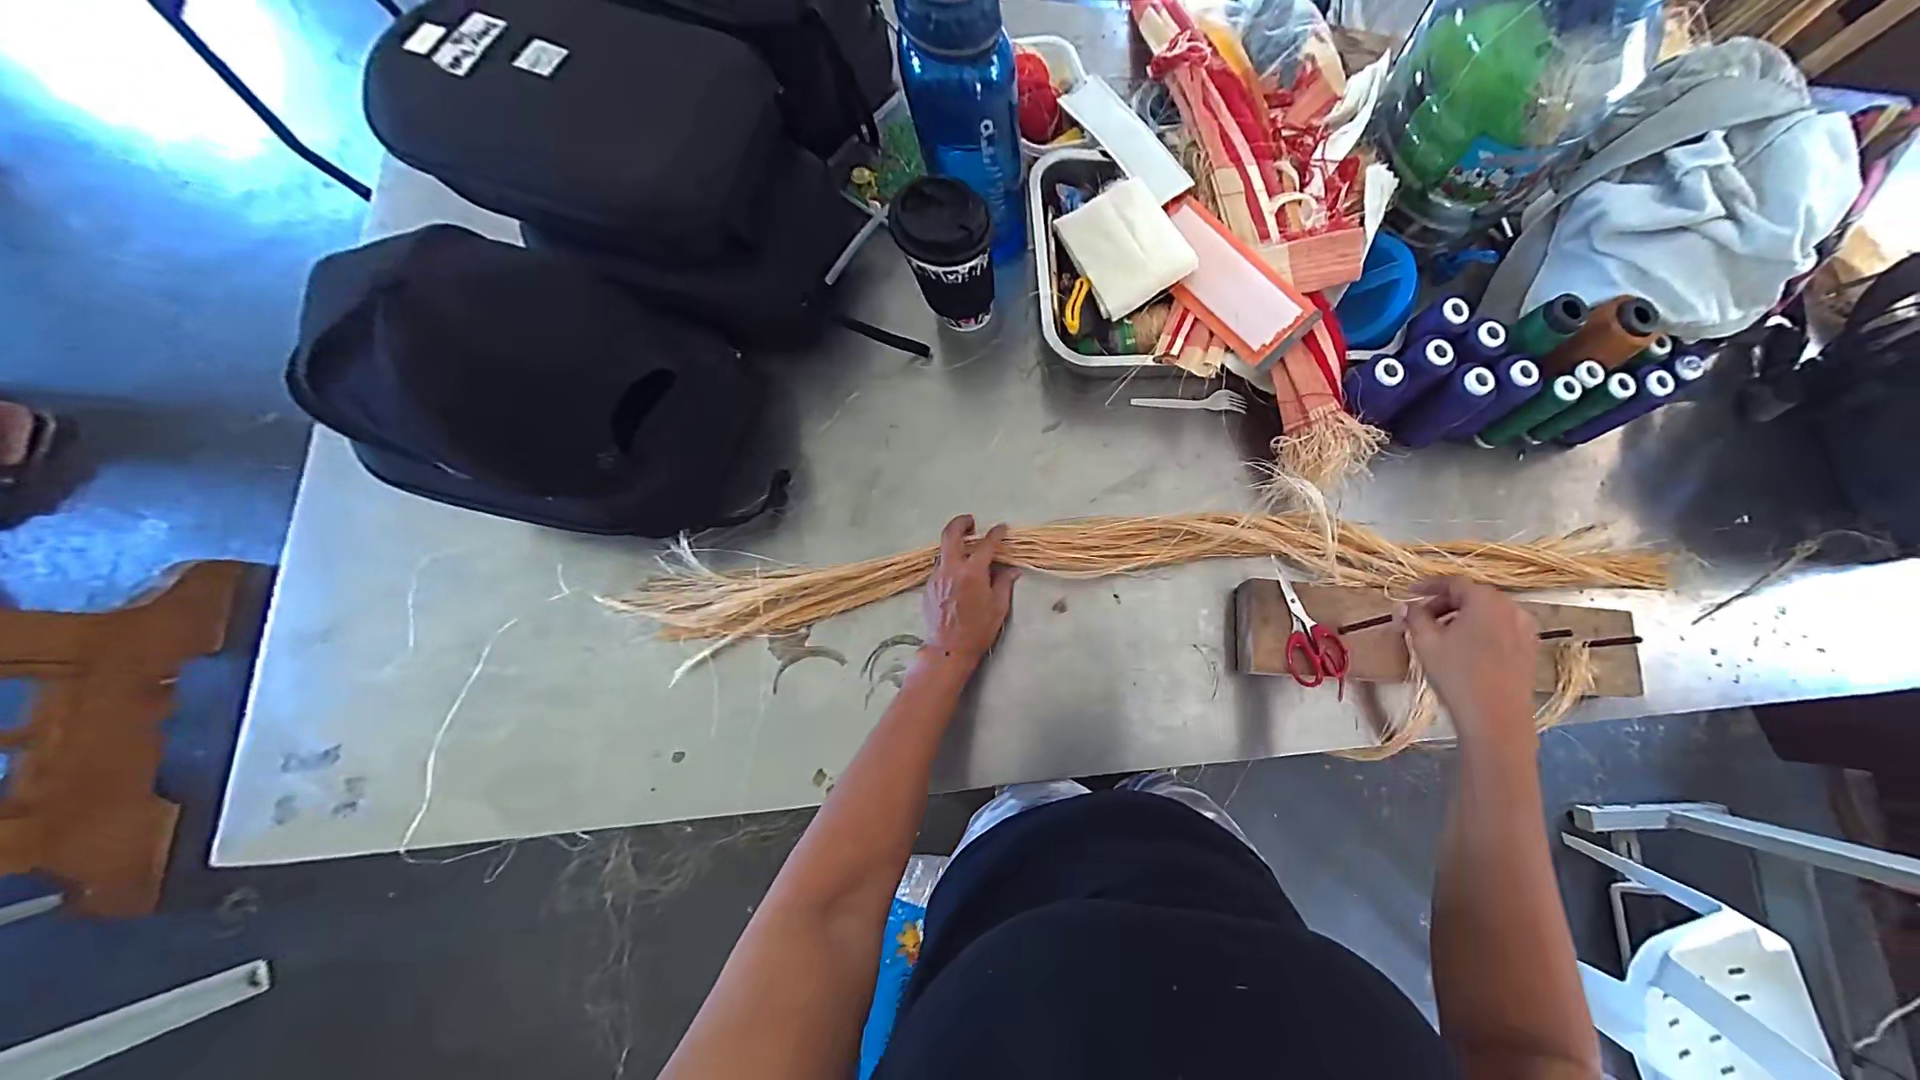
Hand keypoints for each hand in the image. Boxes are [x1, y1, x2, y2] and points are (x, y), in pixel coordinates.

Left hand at [922, 515, 1017, 663]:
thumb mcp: (998, 607)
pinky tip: (956, 572)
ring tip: (965, 548)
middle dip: (961, 523)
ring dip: (954, 544)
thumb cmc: (978, 630)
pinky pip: (939, 567)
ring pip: (942, 551)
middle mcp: (951, 569)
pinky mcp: (928, 587)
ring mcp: (936, 577)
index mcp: (972, 572)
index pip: (985, 545)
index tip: (1001, 529)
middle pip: (950, 534)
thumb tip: (1011, 570)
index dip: (995, 534)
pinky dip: (948, 563)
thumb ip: (1003, 583)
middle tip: (971, 522)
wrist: (948, 648)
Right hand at [1400, 577, 1537, 751]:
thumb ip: (1414, 617)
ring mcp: (1525, 629)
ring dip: (1462, 615)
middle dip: (1445, 602)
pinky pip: (1500, 627)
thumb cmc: (1456, 674)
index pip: (1454, 582)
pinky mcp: (1529, 648)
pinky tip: (1464, 646)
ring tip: (1441, 632)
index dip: (1428, 585)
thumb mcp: (1425, 641)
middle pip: (1473, 595)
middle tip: (1421, 615)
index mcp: (1486, 601)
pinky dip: (1480, 628)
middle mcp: (1511, 608)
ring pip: (1488, 612)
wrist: (1495, 716)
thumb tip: (1406, 606)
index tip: (1409, 593)